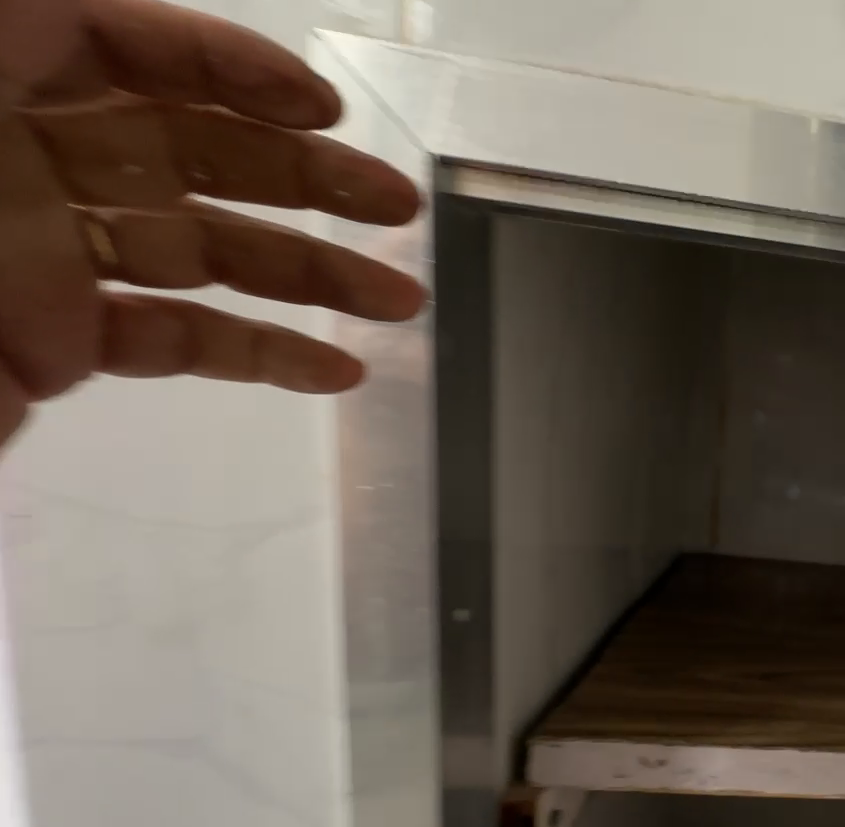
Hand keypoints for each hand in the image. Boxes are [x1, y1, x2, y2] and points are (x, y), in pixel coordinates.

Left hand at [0, 0, 424, 442]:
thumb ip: (29, 26)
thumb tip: (103, 13)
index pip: (116, 41)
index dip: (230, 67)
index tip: (325, 110)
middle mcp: (6, 151)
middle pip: (187, 151)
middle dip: (306, 179)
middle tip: (399, 211)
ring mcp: (34, 252)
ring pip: (204, 252)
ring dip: (313, 277)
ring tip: (401, 304)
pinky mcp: (56, 339)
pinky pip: (179, 339)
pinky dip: (264, 356)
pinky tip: (336, 370)